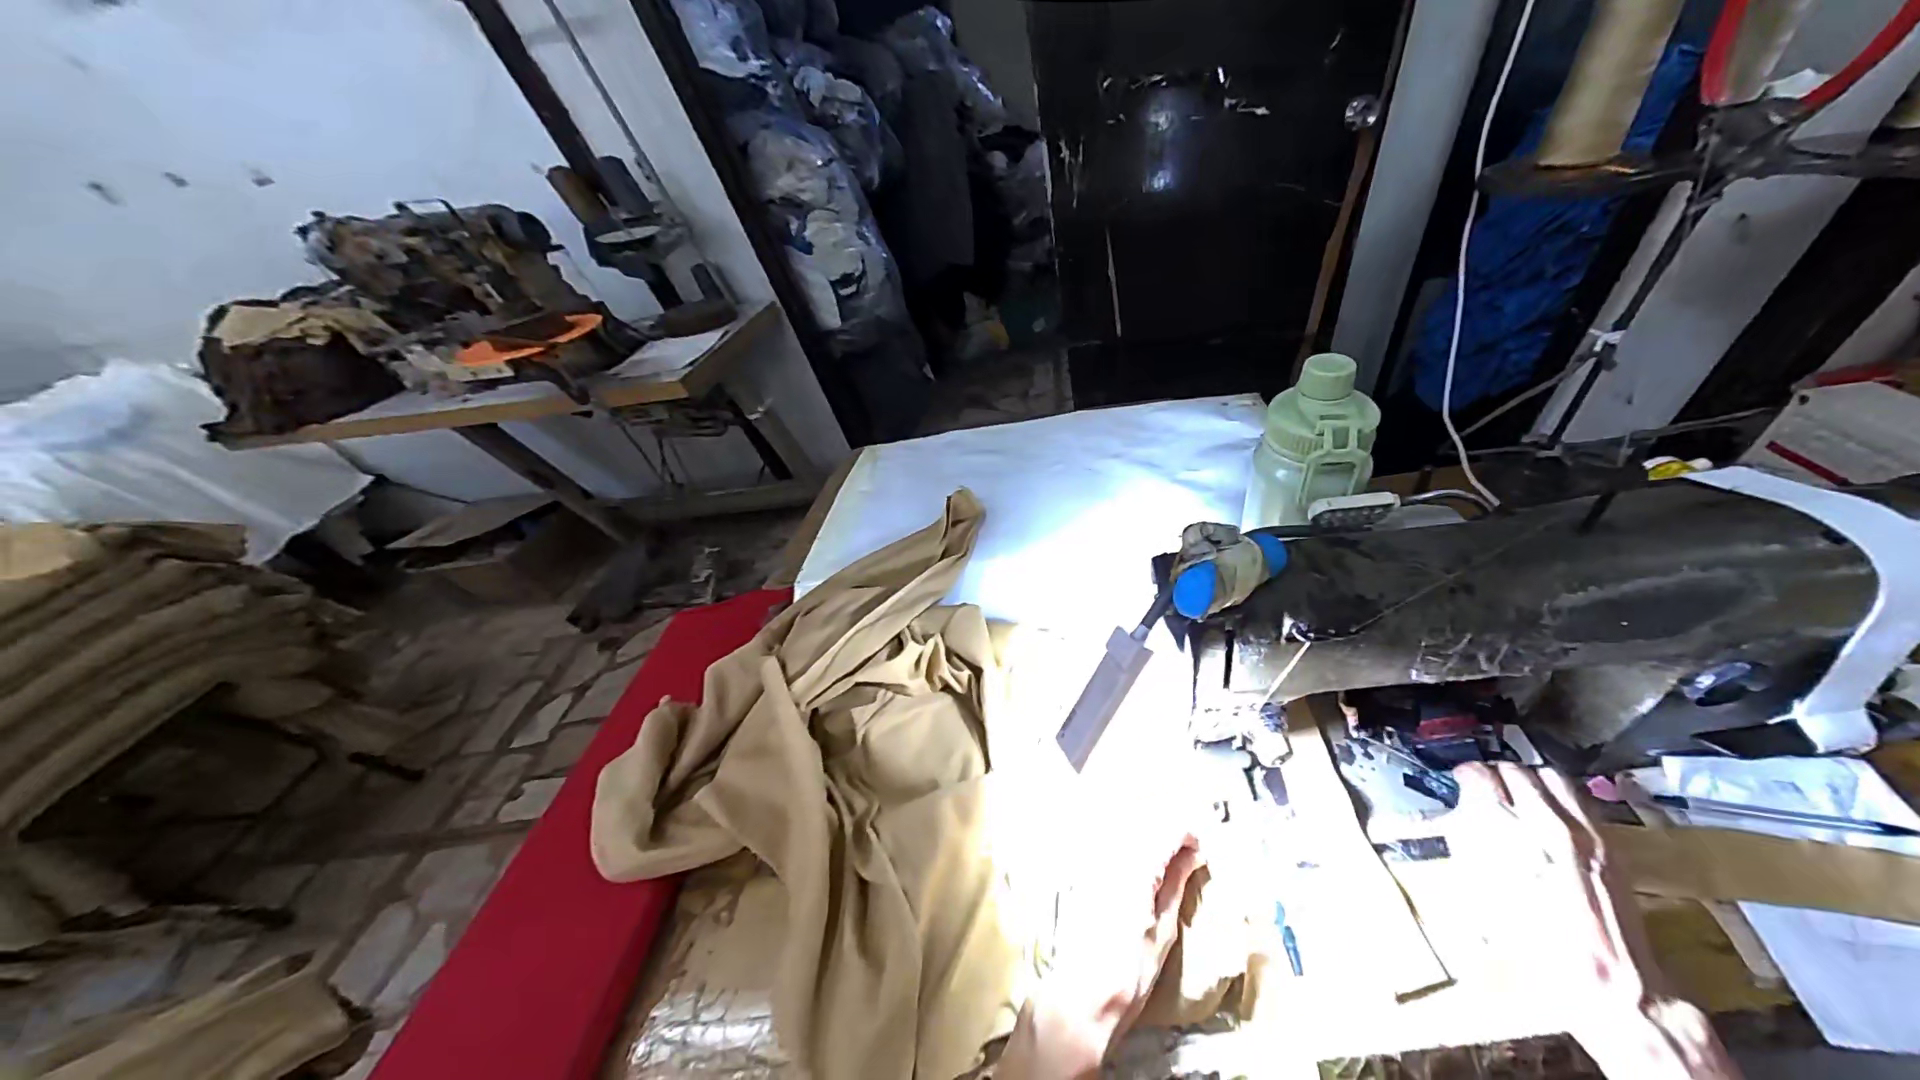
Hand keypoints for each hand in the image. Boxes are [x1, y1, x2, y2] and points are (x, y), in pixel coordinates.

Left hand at [998, 830, 1203, 1078]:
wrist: (1082, 996)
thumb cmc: (1129, 972)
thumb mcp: (1164, 930)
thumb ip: (1177, 884)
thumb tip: (1192, 856)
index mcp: (1135, 867)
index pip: (1165, 830)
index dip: (1186, 834)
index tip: (1199, 850)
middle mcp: (1109, 856)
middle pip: (1143, 825)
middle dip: (1167, 834)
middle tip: (1185, 856)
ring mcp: (1091, 863)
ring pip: (1125, 833)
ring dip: (1147, 841)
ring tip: (1164, 865)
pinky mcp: (1080, 874)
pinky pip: (1108, 848)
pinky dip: (1128, 851)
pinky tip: (1137, 873)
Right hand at [1447, 762, 1655, 1014]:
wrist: (1607, 981)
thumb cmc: (1532, 945)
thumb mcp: (1480, 890)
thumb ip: (1469, 842)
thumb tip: (1462, 816)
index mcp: (1508, 834)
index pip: (1480, 776)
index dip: (1465, 775)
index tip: (1460, 781)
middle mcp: (1547, 824)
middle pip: (1515, 770)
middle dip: (1494, 772)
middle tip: (1484, 784)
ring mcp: (1585, 832)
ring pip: (1549, 775)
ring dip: (1528, 777)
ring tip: (1516, 791)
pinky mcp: (1610, 844)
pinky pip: (1578, 797)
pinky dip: (1557, 793)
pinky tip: (1549, 810)